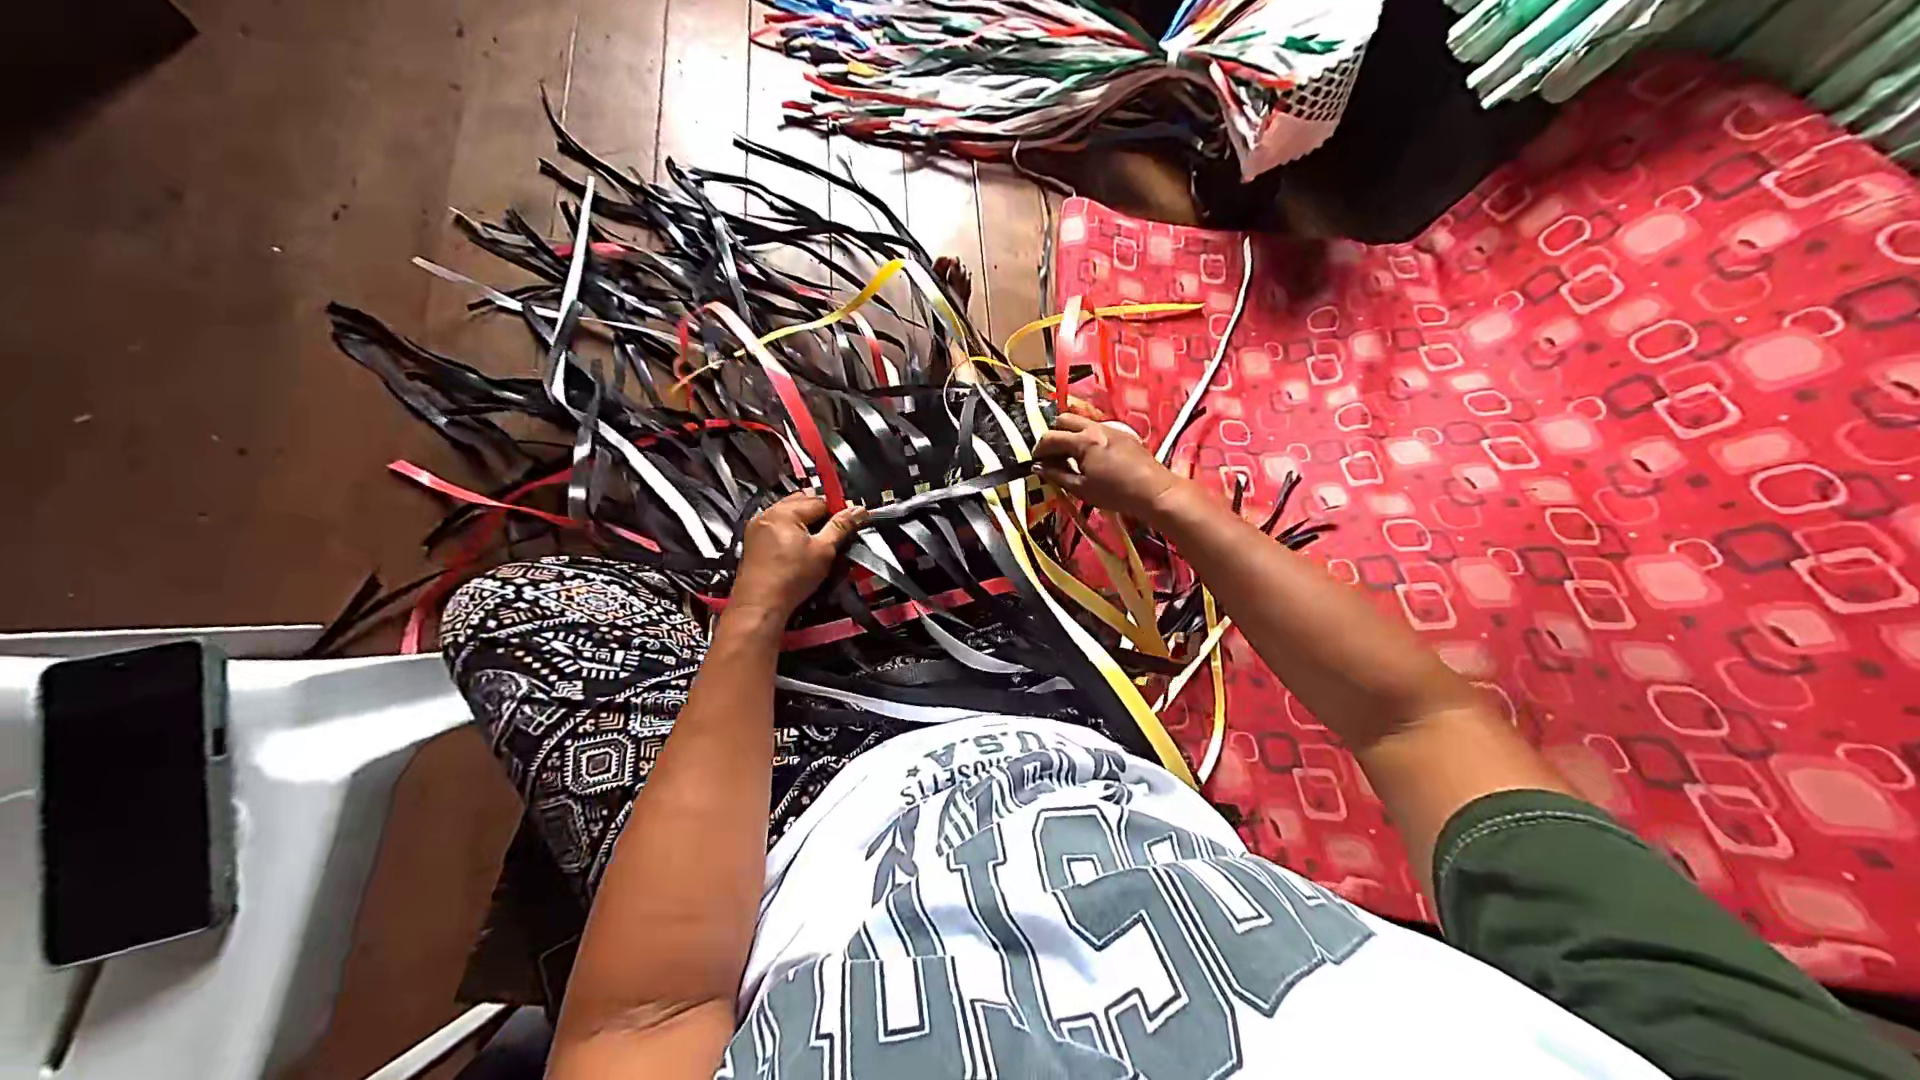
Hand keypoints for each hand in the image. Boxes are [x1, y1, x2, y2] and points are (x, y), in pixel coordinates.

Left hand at [729, 493, 866, 618]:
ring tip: (818, 541)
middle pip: (803, 502)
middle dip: (821, 514)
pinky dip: (791, 531)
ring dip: (806, 522)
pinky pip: (778, 526)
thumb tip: (858, 510)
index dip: (838, 510)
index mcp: (784, 512)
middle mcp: (768, 513)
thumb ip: (841, 527)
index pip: (820, 500)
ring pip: (789, 514)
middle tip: (836, 533)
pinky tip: (800, 548)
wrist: (760, 604)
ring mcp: (758, 527)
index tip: (850, 522)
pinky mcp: (754, 540)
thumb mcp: (823, 551)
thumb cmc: (790, 578)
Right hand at [1033, 414, 1189, 522]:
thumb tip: (1038, 467)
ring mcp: (1111, 428)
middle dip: (1054, 434)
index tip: (1036, 462)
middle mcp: (1095, 427)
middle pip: (1064, 419)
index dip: (1039, 449)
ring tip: (1071, 456)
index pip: (1051, 437)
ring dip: (1071, 434)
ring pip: (1082, 421)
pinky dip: (1087, 437)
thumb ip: (1056, 474)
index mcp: (1083, 440)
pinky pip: (1097, 428)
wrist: (1153, 491)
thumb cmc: (1115, 492)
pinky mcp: (1123, 433)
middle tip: (1053, 455)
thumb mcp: (1081, 488)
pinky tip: (1091, 457)